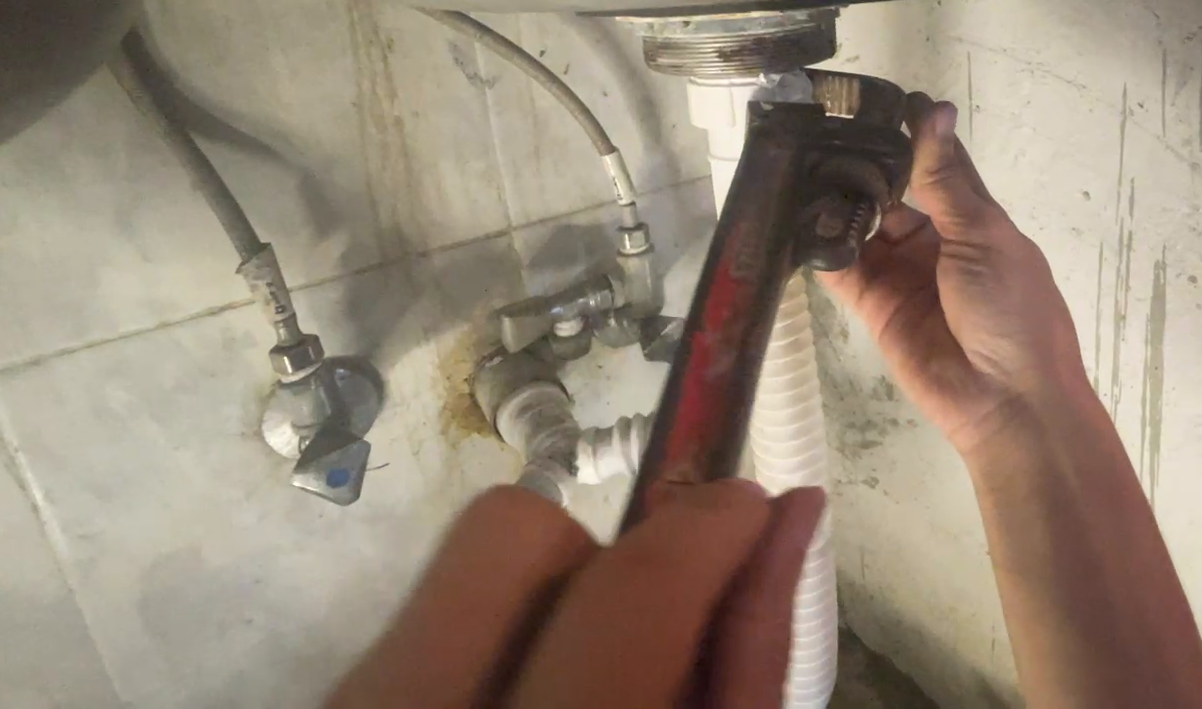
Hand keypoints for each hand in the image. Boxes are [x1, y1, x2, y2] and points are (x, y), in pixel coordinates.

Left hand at [328, 481, 824, 708]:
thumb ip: (756, 651)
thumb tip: (791, 510)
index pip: (631, 593)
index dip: (709, 525)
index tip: (747, 511)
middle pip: (501, 539)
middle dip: (592, 551)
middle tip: (637, 624)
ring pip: (451, 586)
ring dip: (538, 616)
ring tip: (572, 704)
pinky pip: (410, 646)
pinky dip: (484, 663)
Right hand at [819, 94, 1087, 454]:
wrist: (1006, 400)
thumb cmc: (1012, 307)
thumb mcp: (983, 235)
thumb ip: (946, 180)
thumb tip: (936, 110)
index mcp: (971, 219)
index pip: (937, 164)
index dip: (913, 133)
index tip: (881, 98)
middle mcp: (932, 240)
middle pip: (891, 192)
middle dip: (864, 166)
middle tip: (822, 130)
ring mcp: (900, 272)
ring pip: (862, 225)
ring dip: (839, 201)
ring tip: (802, 166)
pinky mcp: (873, 305)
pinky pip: (842, 269)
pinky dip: (823, 246)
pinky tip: (799, 219)